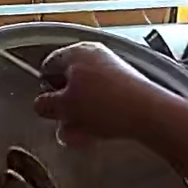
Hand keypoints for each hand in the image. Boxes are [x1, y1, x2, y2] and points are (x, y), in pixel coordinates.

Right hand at [32, 42, 184, 145]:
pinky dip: (95, 116)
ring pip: (85, 95)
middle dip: (63, 107)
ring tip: (79, 136)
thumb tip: (41, 104)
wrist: (147, 111)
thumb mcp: (65, 107)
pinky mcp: (124, 84)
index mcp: (75, 52)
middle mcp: (93, 55)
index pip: (48, 64)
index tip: (46, 106)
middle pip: (68, 81)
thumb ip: (46, 105)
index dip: (44, 87)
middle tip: (63, 125)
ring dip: (78, 117)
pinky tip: (95, 135)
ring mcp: (110, 68)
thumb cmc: (102, 104)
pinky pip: (102, 100)